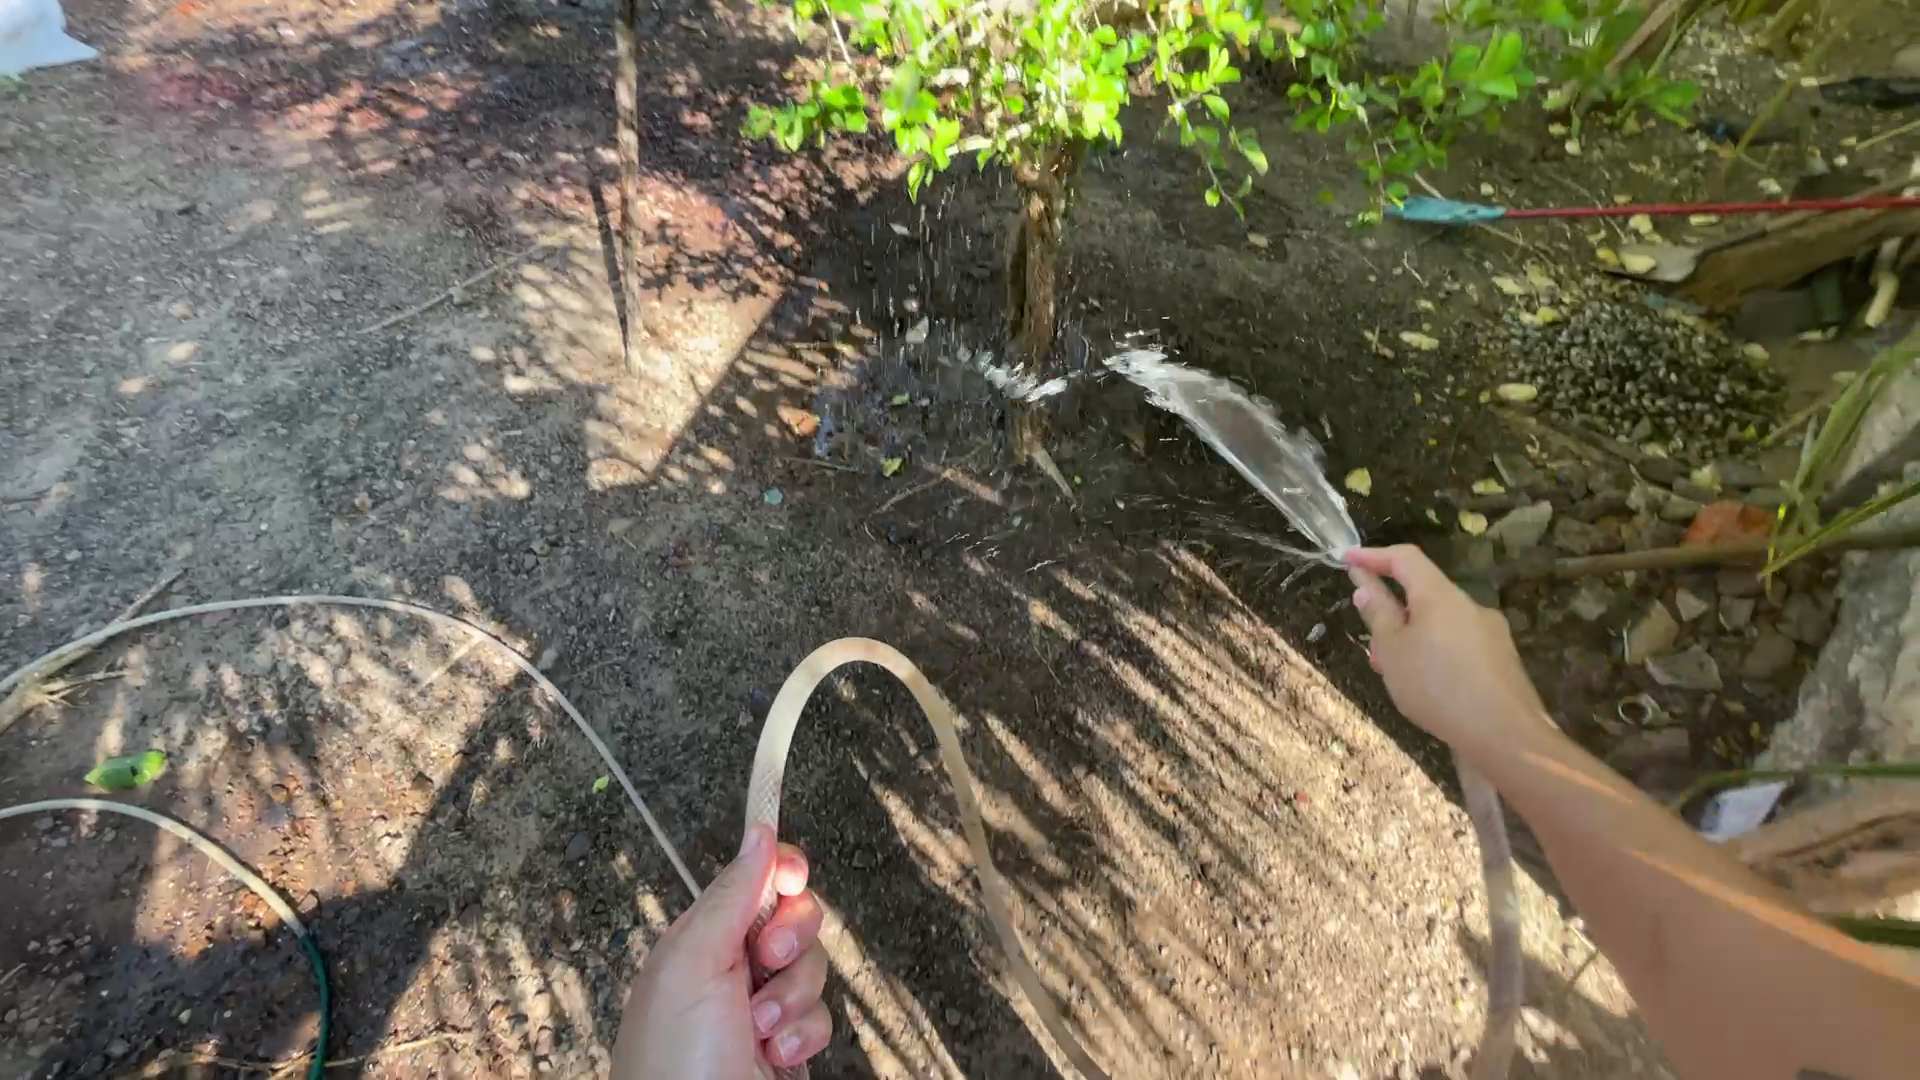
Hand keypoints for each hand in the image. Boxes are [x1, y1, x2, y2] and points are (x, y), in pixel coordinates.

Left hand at [613, 825, 830, 1078]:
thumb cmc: (675, 1061)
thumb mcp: (694, 964)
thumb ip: (734, 894)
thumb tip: (762, 827)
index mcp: (703, 937)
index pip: (755, 877)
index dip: (782, 868)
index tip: (795, 876)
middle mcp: (734, 966)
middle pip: (795, 914)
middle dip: (794, 935)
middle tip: (771, 959)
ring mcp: (764, 1007)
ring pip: (814, 964)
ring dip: (795, 995)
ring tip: (763, 1030)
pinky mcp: (789, 1044)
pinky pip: (821, 1014)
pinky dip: (804, 1033)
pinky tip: (776, 1056)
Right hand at [1343, 545, 1551, 756]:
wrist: (1505, 736)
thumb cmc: (1436, 686)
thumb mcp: (1392, 649)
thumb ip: (1378, 613)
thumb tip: (1365, 585)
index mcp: (1440, 597)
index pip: (1404, 559)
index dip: (1372, 555)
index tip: (1344, 559)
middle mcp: (1469, 606)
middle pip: (1422, 593)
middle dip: (1392, 610)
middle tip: (1372, 644)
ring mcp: (1490, 633)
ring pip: (1438, 622)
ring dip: (1410, 636)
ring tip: (1394, 671)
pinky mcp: (1500, 660)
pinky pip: (1456, 643)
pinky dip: (1432, 652)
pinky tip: (1425, 685)